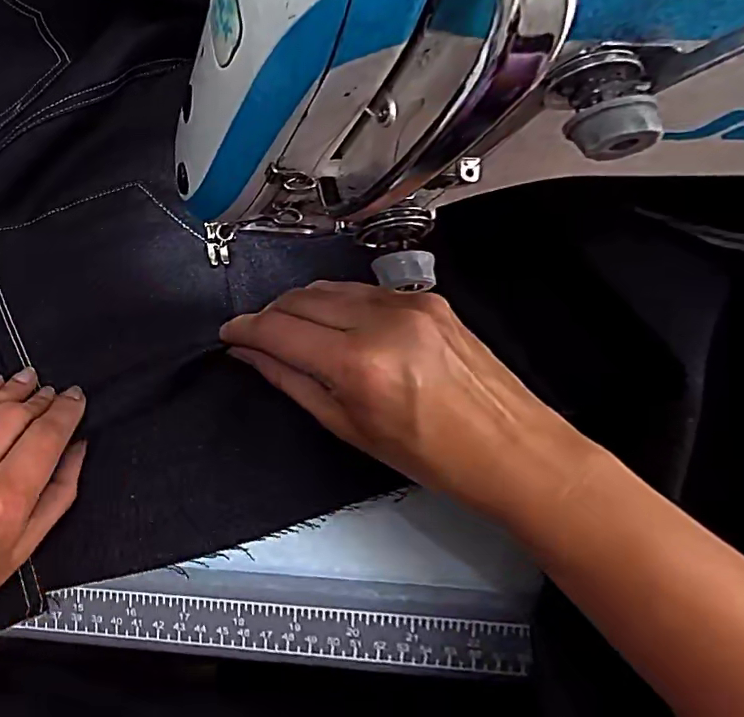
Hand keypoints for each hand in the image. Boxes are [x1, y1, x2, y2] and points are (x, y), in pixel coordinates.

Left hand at [0, 368, 85, 669]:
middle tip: (54, 394)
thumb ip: (59, 493)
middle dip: (42, 399)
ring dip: (13, 389)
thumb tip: (77, 445)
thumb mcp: (20, 552)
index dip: (68, 410)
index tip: (76, 398)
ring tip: (29, 383)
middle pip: (19, 411)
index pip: (47, 435)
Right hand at [220, 280, 592, 511]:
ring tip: (292, 329)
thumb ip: (292, 382)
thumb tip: (252, 355)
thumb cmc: (436, 457)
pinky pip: (363, 290)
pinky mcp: (427, 297)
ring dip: (301, 304)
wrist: (513, 450)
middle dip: (270, 315)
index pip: (281, 331)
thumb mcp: (350, 429)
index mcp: (361, 366)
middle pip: (300, 299)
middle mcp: (383, 323)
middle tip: (256, 335)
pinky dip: (338, 302)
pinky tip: (336, 323)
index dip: (246, 330)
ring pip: (329, 287)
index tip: (230, 333)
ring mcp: (408, 304)